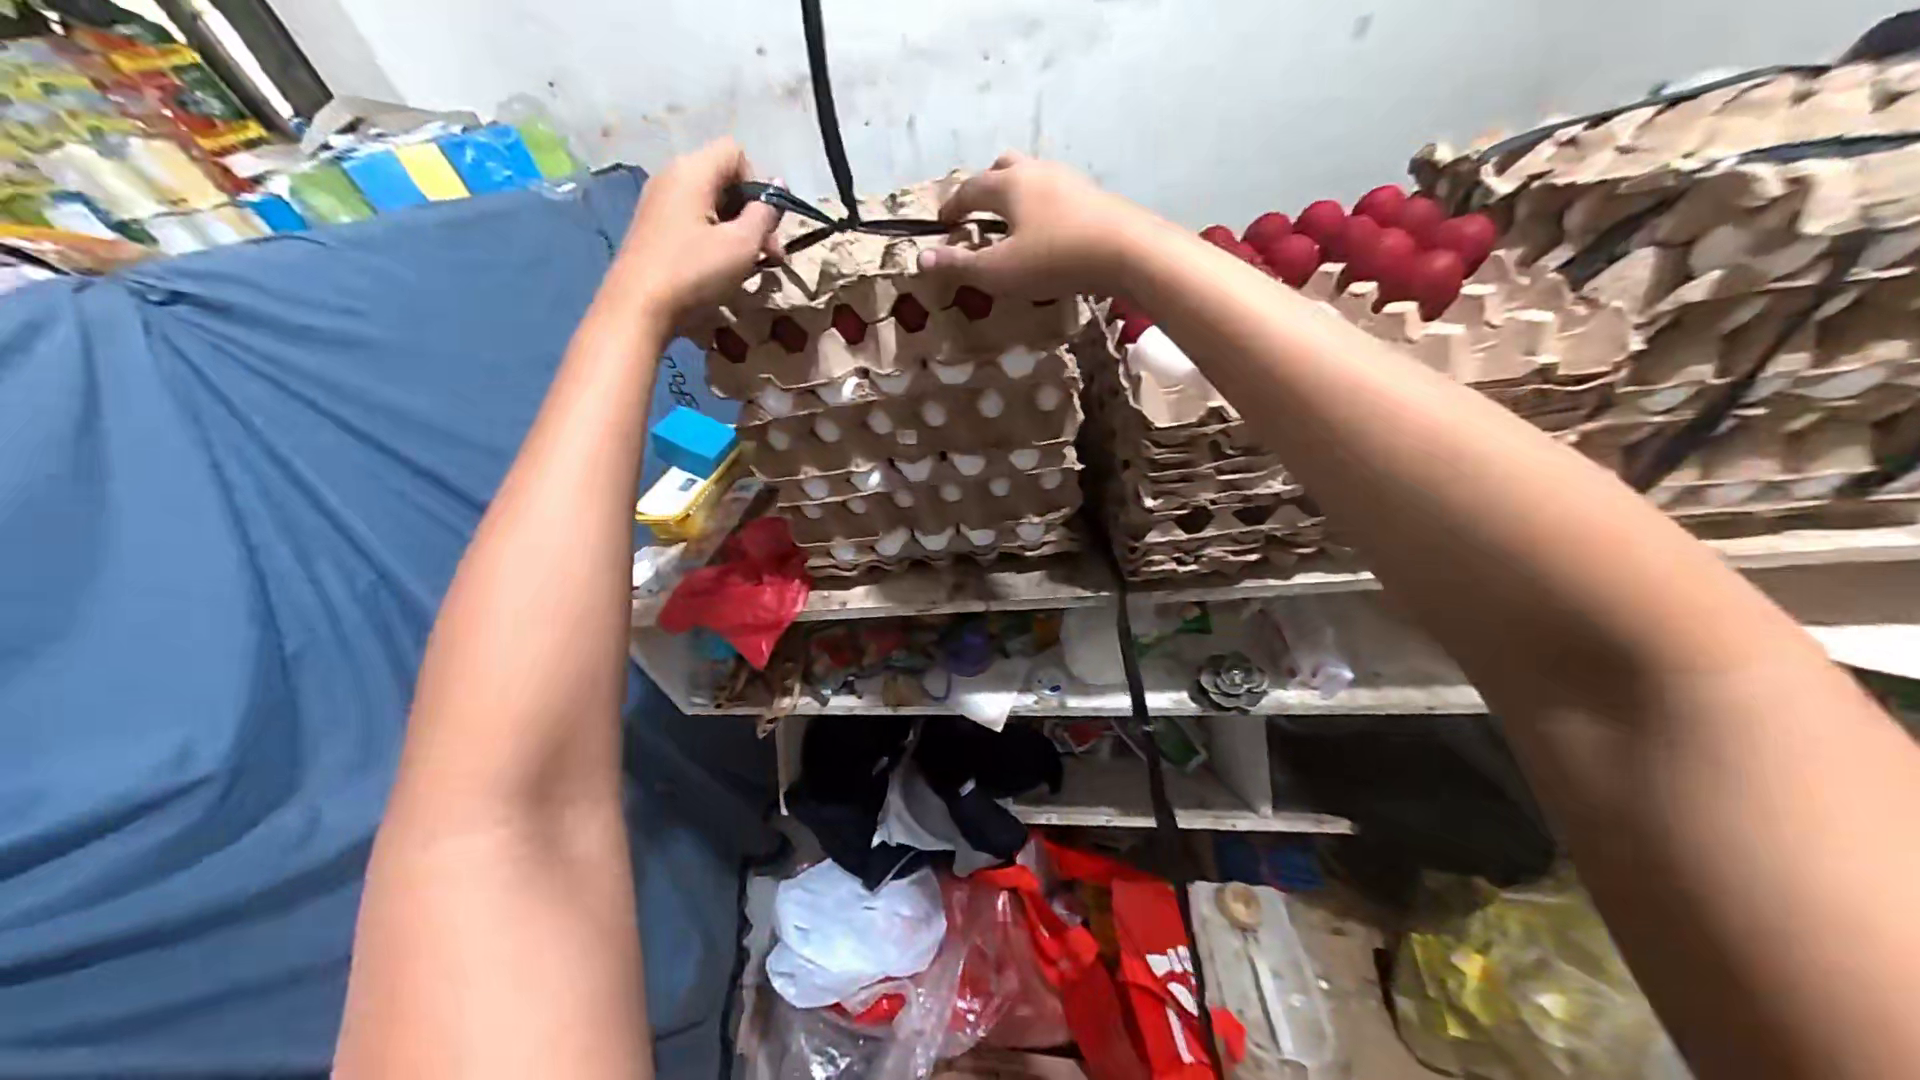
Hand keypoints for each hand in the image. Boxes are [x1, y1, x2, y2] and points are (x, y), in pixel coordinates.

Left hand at [612, 138, 781, 322]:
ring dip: (738, 231)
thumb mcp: (741, 245)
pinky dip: (715, 240)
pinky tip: (722, 270)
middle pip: (724, 180)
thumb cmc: (693, 272)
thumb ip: (764, 215)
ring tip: (749, 266)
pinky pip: (694, 222)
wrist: (637, 309)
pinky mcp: (654, 229)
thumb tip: (777, 189)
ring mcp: (659, 204)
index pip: (735, 153)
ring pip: (711, 205)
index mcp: (692, 171)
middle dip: (753, 214)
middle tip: (770, 255)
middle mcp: (672, 177)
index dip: (758, 184)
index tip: (765, 223)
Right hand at [917, 152, 1156, 297]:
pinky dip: (1041, 205)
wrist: (1127, 251)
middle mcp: (1036, 172)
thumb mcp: (999, 271)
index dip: (952, 205)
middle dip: (985, 186)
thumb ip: (959, 265)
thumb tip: (921, 258)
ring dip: (1015, 193)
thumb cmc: (1055, 260)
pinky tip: (1048, 230)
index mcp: (1008, 184)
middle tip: (978, 211)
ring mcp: (1068, 180)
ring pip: (1033, 176)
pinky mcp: (1092, 196)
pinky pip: (1056, 192)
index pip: (970, 188)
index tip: (942, 221)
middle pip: (1003, 166)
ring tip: (1012, 221)